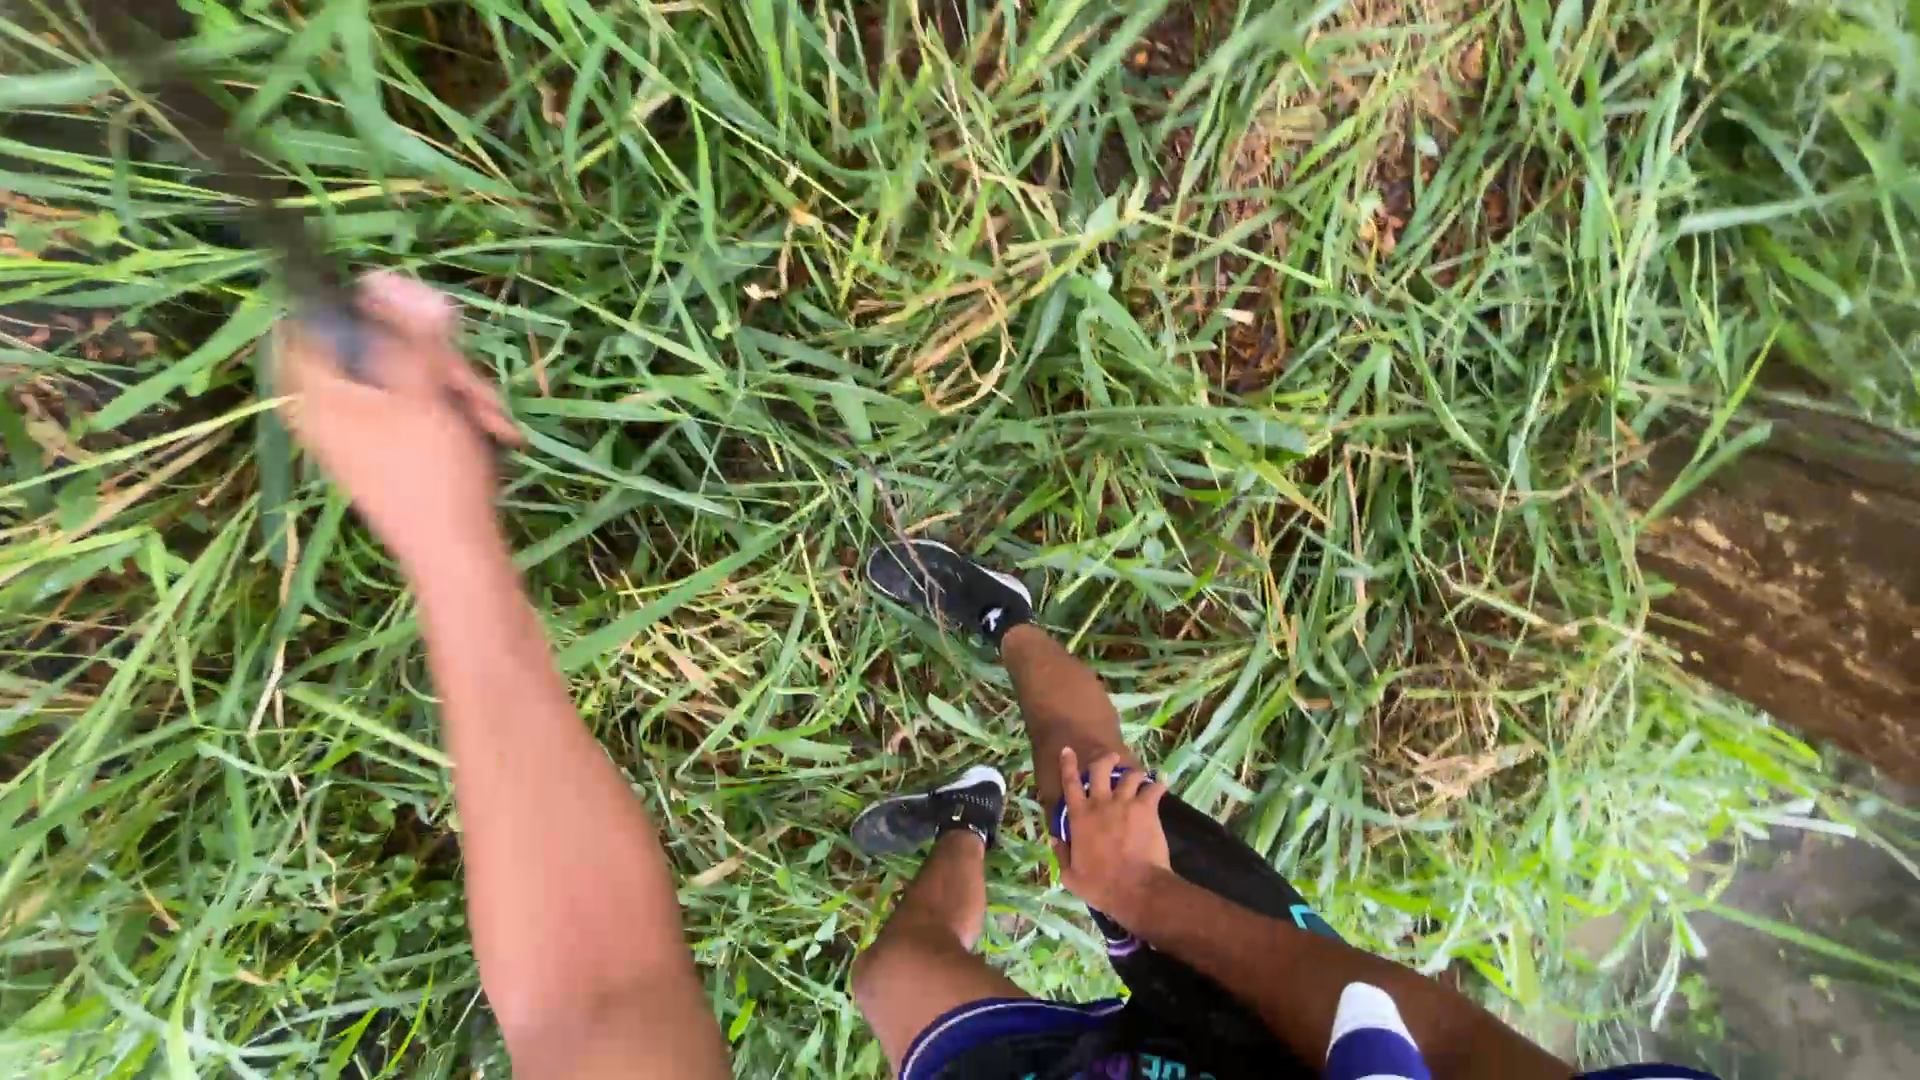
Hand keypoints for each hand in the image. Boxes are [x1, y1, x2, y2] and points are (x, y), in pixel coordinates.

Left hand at [274, 273, 520, 571]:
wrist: (455, 550)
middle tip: (476, 390)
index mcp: (313, 388)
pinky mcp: (391, 445)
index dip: (366, 306)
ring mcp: (361, 427)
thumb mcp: (425, 395)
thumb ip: (410, 336)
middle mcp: (329, 403)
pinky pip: (421, 408)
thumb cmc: (432, 476)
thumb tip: (393, 279)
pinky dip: (458, 414)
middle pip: (379, 347)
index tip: (419, 315)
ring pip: (411, 377)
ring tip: (494, 423)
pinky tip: (491, 434)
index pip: (316, 316)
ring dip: (461, 392)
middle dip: (441, 363)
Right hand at [1054, 748, 1172, 924]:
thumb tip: (1054, 837)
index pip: (1070, 783)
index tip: (1068, 750)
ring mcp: (1125, 803)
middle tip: (1111, 758)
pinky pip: (1154, 788)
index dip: (1067, 764)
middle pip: (1100, 769)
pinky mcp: (1146, 809)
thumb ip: (1061, 854)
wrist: (1135, 889)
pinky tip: (1162, 782)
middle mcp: (1100, 803)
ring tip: (1138, 777)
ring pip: (1129, 776)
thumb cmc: (1101, 886)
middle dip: (1105, 759)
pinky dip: (1159, 784)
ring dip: (1134, 774)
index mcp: (1079, 817)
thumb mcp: (1071, 876)